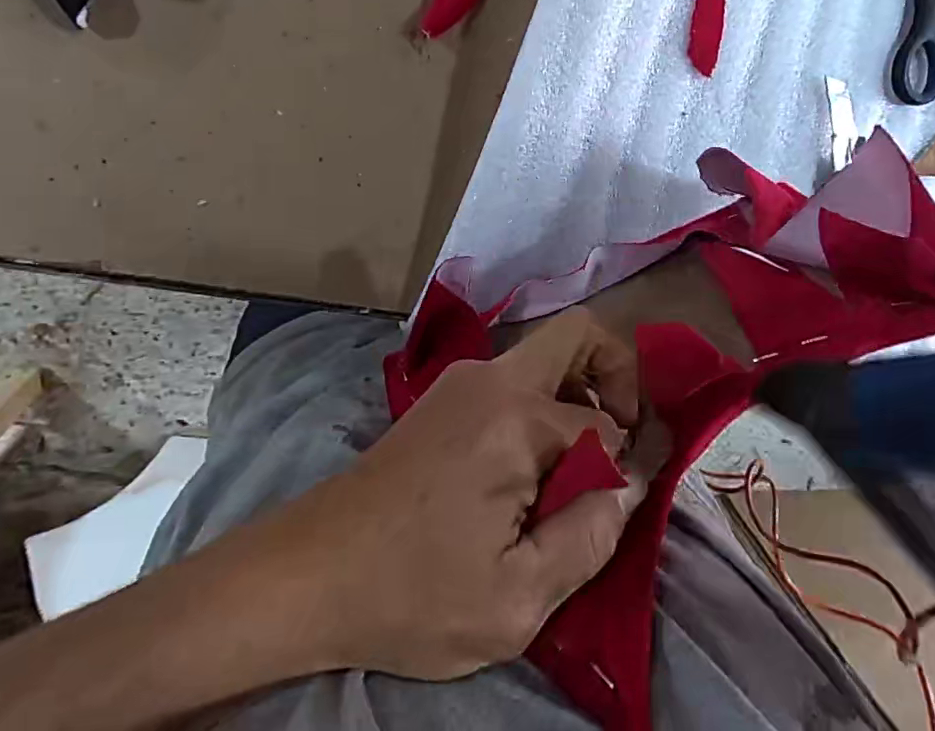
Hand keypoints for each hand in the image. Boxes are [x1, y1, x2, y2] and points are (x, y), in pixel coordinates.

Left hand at [216, 309, 650, 680]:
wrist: (303, 575)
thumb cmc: (409, 595)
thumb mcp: (515, 600)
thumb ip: (591, 536)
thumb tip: (631, 482)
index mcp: (515, 419)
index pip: (607, 427)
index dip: (623, 466)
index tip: (611, 506)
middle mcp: (493, 378)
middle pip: (582, 334)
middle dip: (620, 376)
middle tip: (622, 437)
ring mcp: (465, 378)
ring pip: (551, 356)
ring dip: (581, 396)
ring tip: (574, 466)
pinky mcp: (447, 393)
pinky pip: (521, 379)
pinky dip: (547, 405)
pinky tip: (530, 468)